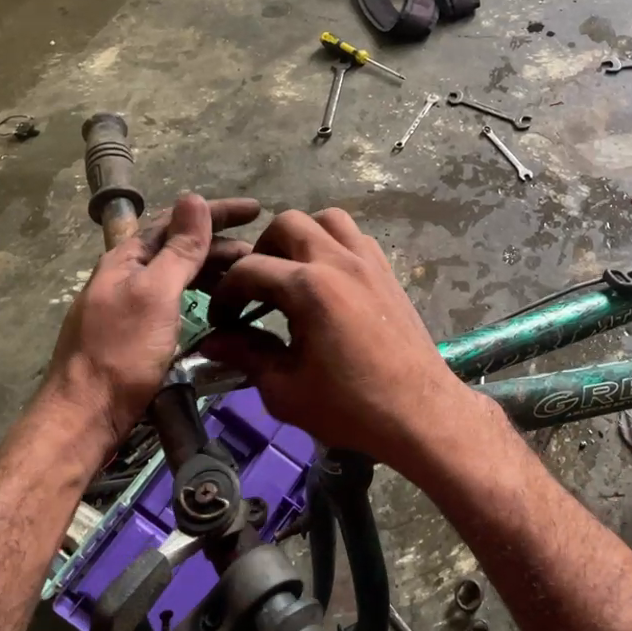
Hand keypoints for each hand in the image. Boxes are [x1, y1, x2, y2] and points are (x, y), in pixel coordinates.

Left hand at [43, 193, 261, 444]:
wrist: (82, 420)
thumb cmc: (120, 353)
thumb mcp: (157, 294)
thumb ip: (179, 249)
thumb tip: (193, 198)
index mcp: (126, 259)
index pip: (176, 219)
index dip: (217, 212)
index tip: (257, 210)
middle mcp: (126, 276)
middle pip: (178, 245)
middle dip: (220, 241)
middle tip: (259, 249)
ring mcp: (129, 306)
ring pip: (178, 274)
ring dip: (213, 268)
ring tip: (247, 276)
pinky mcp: (136, 334)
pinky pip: (176, 298)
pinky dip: (201, 293)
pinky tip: (217, 306)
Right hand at [198, 208, 479, 471]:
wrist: (419, 410)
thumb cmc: (351, 406)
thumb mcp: (286, 390)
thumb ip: (248, 355)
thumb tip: (212, 342)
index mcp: (310, 287)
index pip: (250, 269)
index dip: (225, 294)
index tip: (222, 321)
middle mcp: (339, 260)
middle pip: (288, 223)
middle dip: (261, 250)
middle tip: (255, 289)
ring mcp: (369, 261)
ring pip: (328, 219)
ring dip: (302, 237)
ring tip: (292, 274)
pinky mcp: (388, 270)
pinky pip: (356, 237)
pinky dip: (334, 245)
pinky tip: (327, 281)